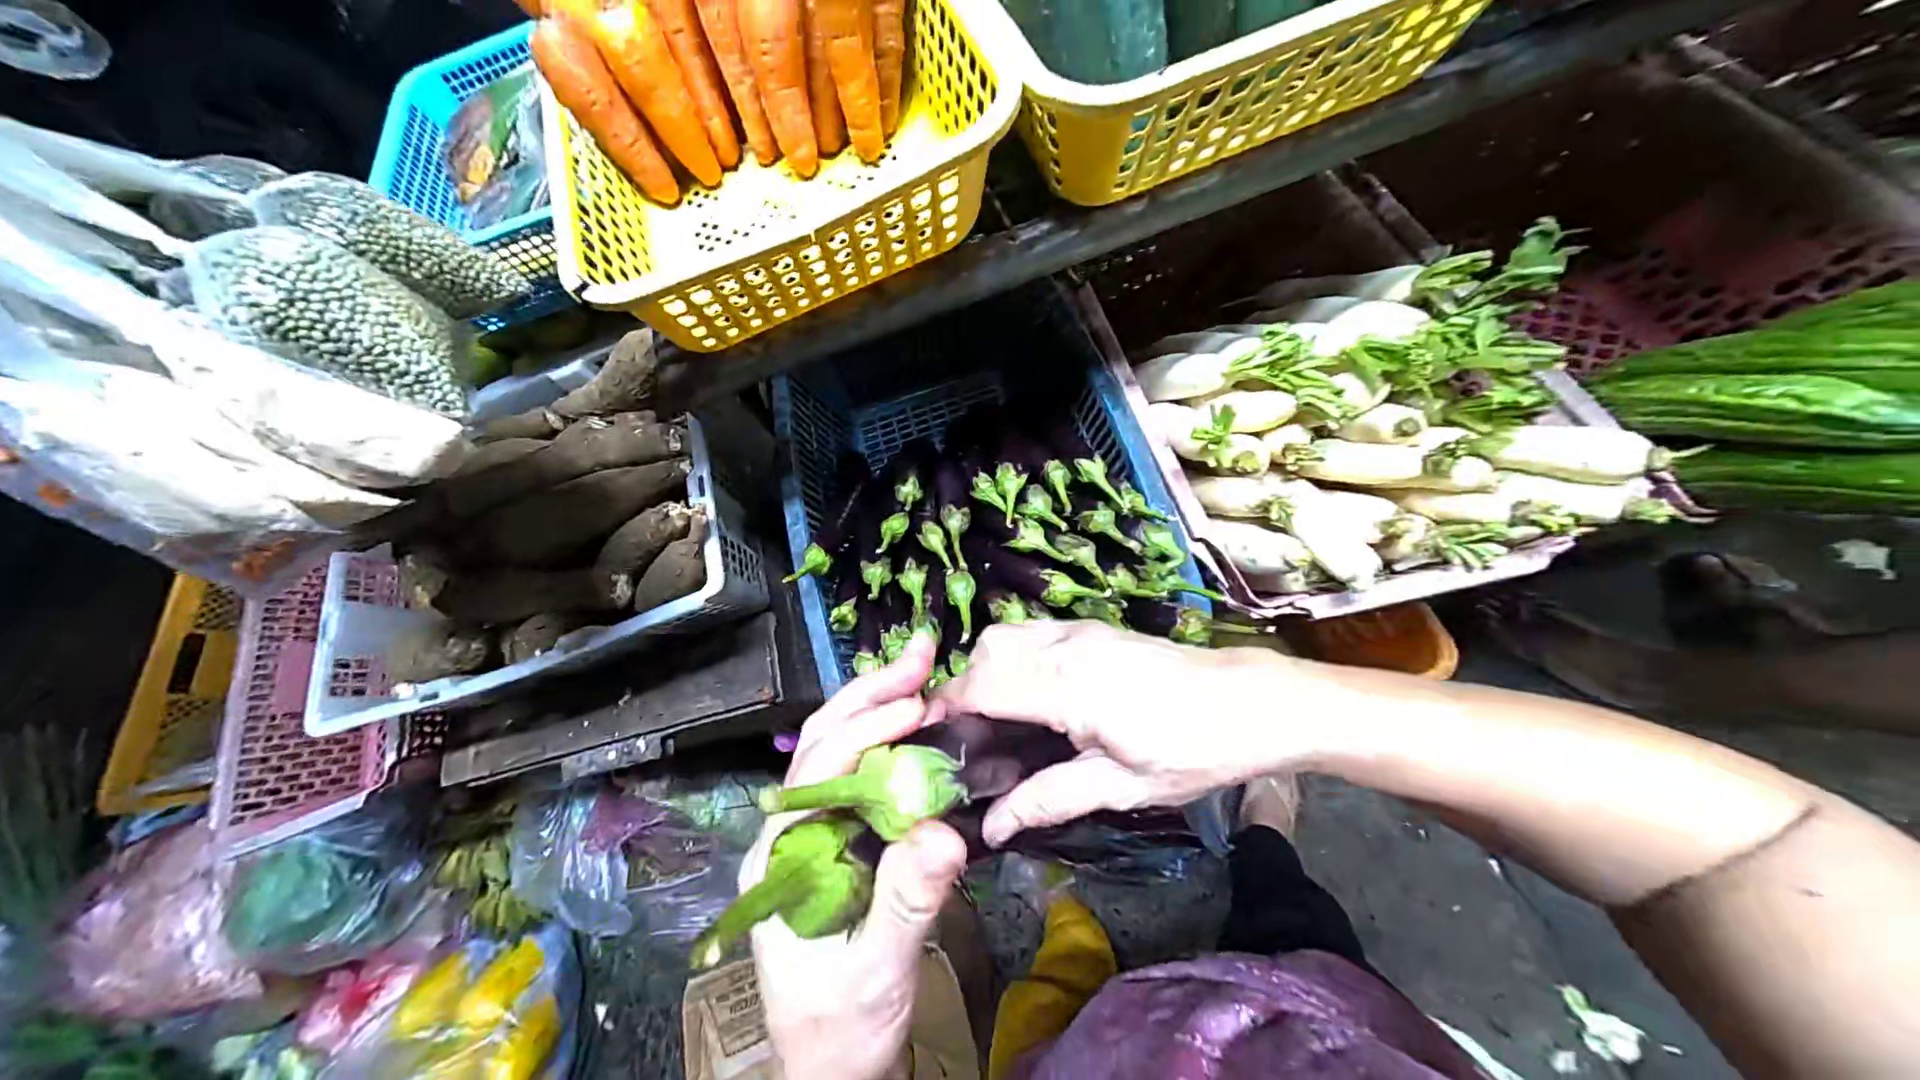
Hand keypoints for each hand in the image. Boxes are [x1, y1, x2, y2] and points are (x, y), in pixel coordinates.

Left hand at [749, 632, 968, 1079]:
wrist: (832, 1060)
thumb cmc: (842, 1024)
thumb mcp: (876, 971)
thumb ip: (905, 904)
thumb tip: (943, 832)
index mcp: (781, 855)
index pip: (817, 769)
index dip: (866, 730)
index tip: (915, 707)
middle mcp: (789, 829)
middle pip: (822, 739)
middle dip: (870, 691)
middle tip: (920, 654)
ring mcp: (812, 828)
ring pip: (837, 745)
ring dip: (876, 700)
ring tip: (920, 669)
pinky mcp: (839, 834)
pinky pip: (861, 769)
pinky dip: (887, 733)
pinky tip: (915, 717)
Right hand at [935, 621, 1311, 845]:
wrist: (1251, 703)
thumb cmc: (1192, 751)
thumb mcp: (1121, 787)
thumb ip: (1049, 800)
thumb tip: (991, 827)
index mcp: (1068, 687)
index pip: (981, 685)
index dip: (946, 708)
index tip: (926, 737)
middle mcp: (1065, 647)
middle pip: (985, 652)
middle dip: (963, 689)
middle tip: (968, 739)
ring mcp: (1079, 630)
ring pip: (1005, 635)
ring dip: (985, 669)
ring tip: (995, 718)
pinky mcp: (1093, 627)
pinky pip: (1030, 631)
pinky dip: (1011, 655)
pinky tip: (1028, 692)